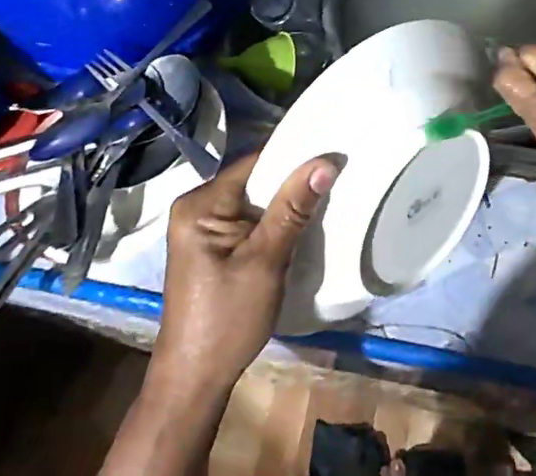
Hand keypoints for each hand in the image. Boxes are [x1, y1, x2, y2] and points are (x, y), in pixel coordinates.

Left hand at [150, 151, 337, 390]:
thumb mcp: (265, 260)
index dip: (295, 157)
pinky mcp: (216, 246)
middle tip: (339, 172)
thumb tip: (325, 163)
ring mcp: (205, 228)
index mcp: (200, 205)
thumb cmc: (226, 320)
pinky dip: (278, 218)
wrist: (195, 381)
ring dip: (289, 200)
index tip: (334, 153)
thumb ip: (293, 208)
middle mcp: (198, 207)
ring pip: (258, 199)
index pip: (256, 163)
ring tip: (330, 191)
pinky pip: (253, 217)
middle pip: (257, 178)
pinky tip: (305, 220)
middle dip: (295, 179)